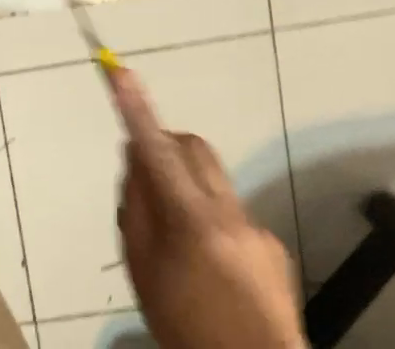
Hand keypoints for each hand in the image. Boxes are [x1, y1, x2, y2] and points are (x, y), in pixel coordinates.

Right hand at [110, 68, 306, 348]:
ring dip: (185, 188)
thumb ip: (137, 209)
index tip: (121, 72)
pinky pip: (230, 212)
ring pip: (211, 181)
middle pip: (193, 149)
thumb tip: (135, 161)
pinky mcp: (273, 246)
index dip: (136, 109)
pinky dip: (209, 220)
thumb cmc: (184, 325)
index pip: (156, 151)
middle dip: (165, 144)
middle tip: (142, 171)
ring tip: (175, 241)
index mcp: (191, 222)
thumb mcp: (143, 270)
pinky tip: (206, 264)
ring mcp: (257, 230)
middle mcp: (230, 216)